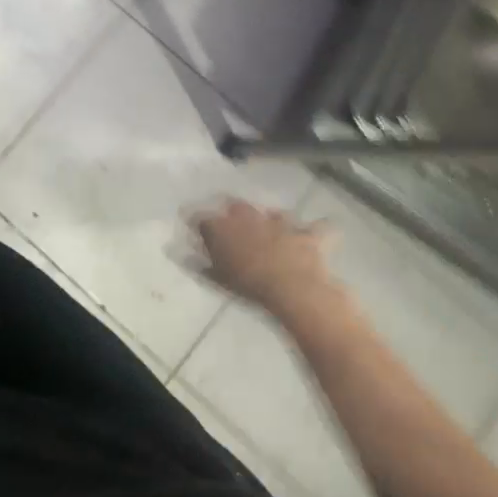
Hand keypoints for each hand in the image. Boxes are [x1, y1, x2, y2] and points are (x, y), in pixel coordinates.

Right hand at [193, 197, 338, 316]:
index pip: (200, 217)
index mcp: (220, 226)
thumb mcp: (216, 278)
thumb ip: (197, 263)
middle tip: (235, 228)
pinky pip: (320, 227)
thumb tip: (177, 253)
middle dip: (234, 213)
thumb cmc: (248, 286)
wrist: (294, 291)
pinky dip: (320, 230)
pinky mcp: (308, 234)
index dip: (198, 224)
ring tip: (274, 231)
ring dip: (272, 220)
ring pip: (273, 213)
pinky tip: (319, 232)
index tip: (198, 232)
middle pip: (235, 206)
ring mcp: (279, 222)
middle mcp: (247, 216)